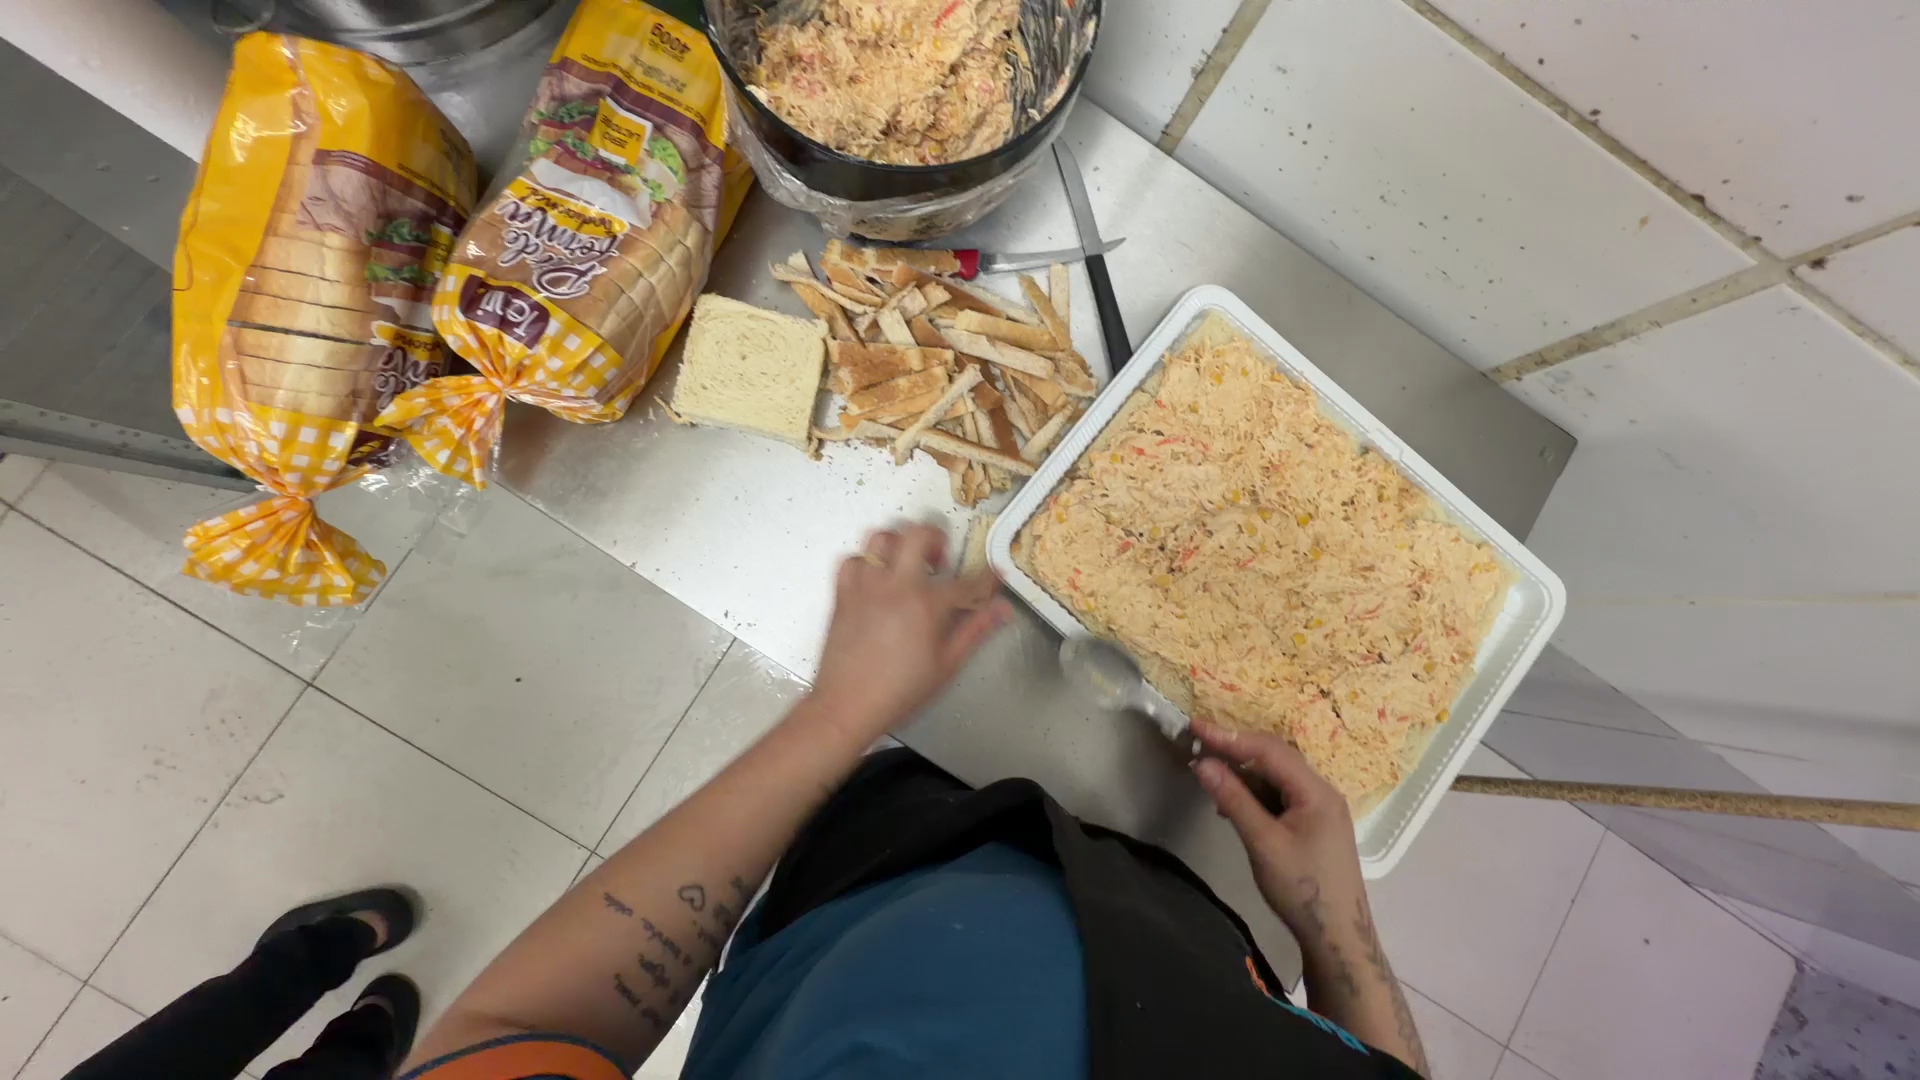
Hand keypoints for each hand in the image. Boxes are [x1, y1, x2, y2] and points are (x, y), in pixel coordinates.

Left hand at [806, 525, 1013, 745]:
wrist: (846, 706)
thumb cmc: (899, 690)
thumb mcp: (947, 664)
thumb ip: (976, 630)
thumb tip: (1001, 610)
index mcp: (925, 604)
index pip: (966, 580)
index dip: (987, 577)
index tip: (993, 575)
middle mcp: (894, 586)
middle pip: (918, 533)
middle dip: (936, 538)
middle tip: (941, 560)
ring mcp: (865, 585)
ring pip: (881, 537)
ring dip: (900, 542)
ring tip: (908, 563)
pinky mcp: (843, 593)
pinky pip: (853, 559)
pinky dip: (867, 561)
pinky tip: (877, 579)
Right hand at [1190, 720, 1367, 936]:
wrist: (1339, 939)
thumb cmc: (1302, 889)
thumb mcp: (1263, 843)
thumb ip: (1233, 799)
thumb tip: (1202, 762)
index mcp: (1316, 791)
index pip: (1268, 750)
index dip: (1229, 736)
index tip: (1195, 726)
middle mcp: (1321, 792)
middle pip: (1274, 757)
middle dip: (1235, 748)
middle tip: (1198, 743)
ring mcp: (1319, 808)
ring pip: (1275, 776)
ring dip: (1242, 771)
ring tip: (1208, 772)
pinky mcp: (1312, 824)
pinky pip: (1278, 794)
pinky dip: (1252, 792)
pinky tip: (1231, 804)